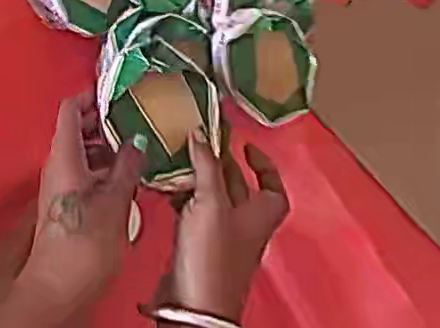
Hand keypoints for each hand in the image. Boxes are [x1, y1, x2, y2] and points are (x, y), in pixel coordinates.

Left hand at [0, 96, 142, 324]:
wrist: (57, 287)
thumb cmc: (84, 242)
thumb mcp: (114, 201)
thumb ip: (127, 167)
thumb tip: (137, 141)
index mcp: (64, 153)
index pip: (70, 108)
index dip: (90, 96)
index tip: (114, 93)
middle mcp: (57, 162)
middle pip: (75, 127)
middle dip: (101, 120)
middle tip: (130, 118)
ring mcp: (58, 182)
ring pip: (80, 150)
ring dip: (103, 145)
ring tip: (133, 146)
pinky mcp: (64, 201)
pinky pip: (81, 169)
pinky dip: (100, 165)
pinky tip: (124, 176)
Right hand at [164, 133, 288, 321]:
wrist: (193, 307)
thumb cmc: (212, 254)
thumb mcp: (211, 201)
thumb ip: (206, 165)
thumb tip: (200, 133)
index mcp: (258, 215)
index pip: (272, 187)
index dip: (264, 165)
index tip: (245, 145)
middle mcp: (242, 225)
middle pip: (237, 186)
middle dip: (219, 162)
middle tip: (200, 140)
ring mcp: (219, 237)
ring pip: (211, 196)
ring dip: (196, 176)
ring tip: (178, 157)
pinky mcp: (197, 246)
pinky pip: (192, 210)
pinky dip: (181, 194)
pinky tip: (166, 184)